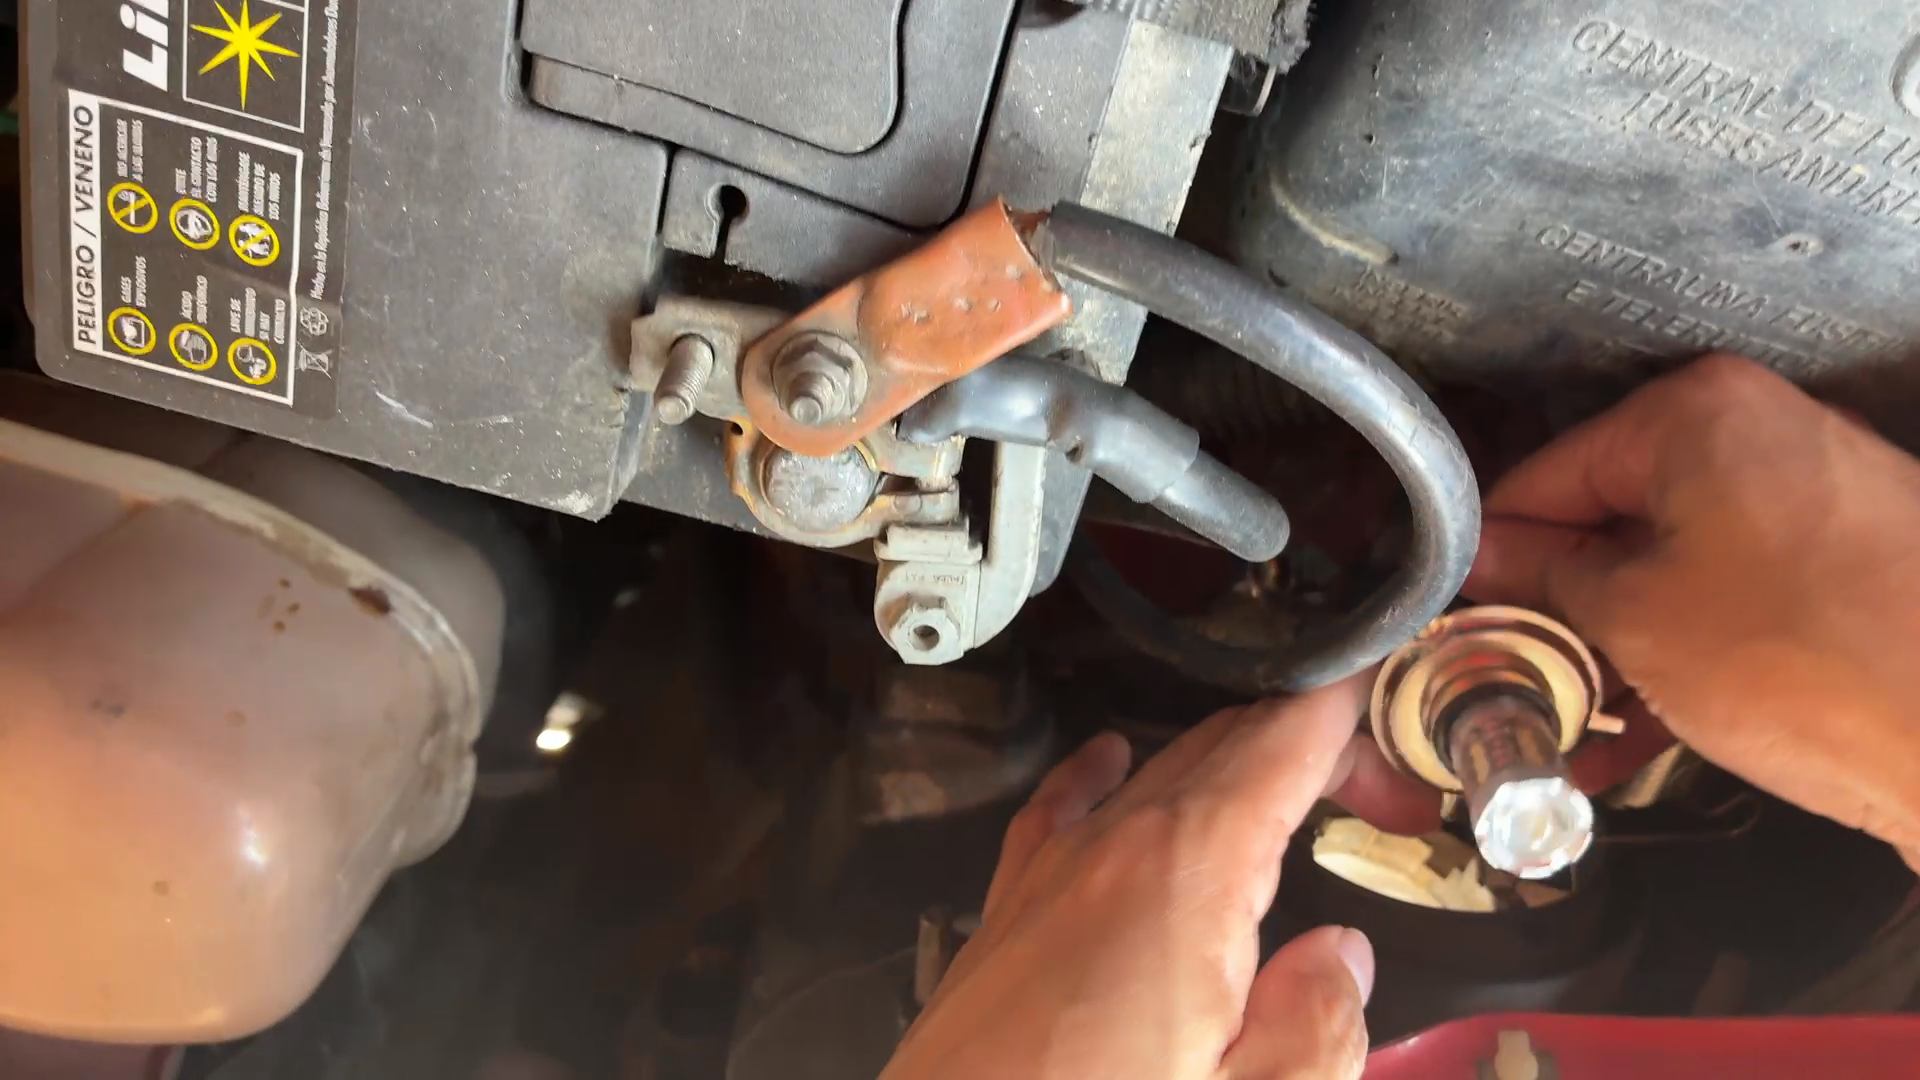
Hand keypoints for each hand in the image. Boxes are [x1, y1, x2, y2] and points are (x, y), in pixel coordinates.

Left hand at [881, 682, 1378, 1079]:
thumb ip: (1314, 1029)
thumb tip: (1340, 950)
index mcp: (1189, 870)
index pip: (1275, 751)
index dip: (1331, 711)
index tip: (1369, 684)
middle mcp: (1120, 837)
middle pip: (1223, 750)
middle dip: (1301, 746)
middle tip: (1376, 793)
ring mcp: (1058, 857)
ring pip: (1156, 770)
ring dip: (1225, 763)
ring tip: (1287, 783)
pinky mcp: (1014, 891)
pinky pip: (1062, 799)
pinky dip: (1100, 769)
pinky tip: (1112, 754)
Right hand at [1466, 354, 1919, 864]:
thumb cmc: (1797, 658)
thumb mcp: (1627, 613)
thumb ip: (1532, 571)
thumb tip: (1468, 555)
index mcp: (1687, 417)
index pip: (1533, 483)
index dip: (1490, 556)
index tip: (1458, 620)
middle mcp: (1748, 433)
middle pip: (1592, 522)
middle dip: (1547, 605)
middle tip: (1502, 671)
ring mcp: (1802, 495)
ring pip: (1651, 566)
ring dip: (1599, 642)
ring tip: (1556, 717)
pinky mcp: (1841, 558)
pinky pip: (1717, 594)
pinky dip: (1670, 654)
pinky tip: (1625, 733)